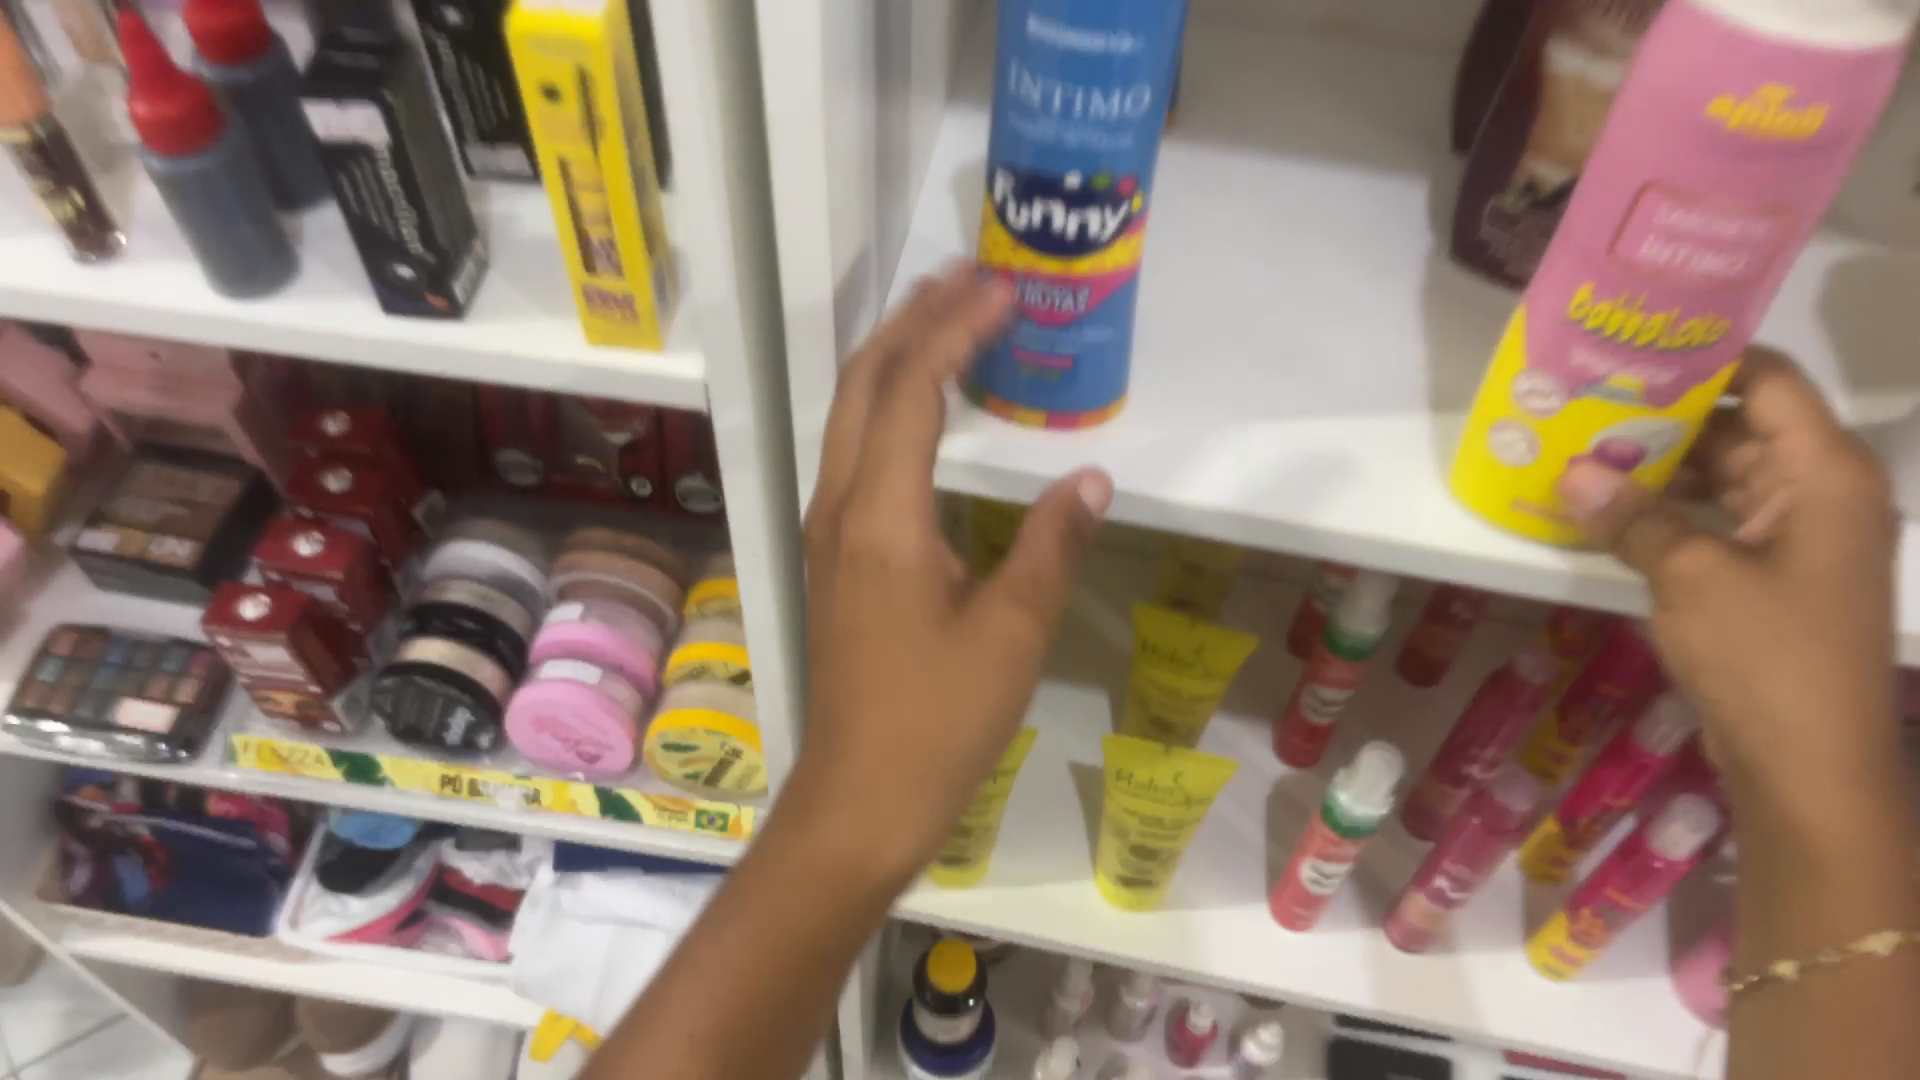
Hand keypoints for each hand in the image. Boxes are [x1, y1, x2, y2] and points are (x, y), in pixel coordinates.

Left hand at [793, 263, 1112, 879]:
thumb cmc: (937, 721)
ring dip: (894, 358)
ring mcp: (828, 530)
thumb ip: (1050, 545)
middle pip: (863, 384)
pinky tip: (924, 412)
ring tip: (944, 318)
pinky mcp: (834, 555)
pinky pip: (854, 453)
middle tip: (965, 276)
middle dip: (912, 320)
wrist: (860, 796)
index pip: (913, 391)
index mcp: (881, 515)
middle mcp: (839, 506)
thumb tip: (1090, 478)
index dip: (956, 331)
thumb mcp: (1011, 634)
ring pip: (850, 415)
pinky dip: (888, 408)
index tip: (1002, 290)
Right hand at [1556, 347, 1900, 816]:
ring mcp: (1787, 537)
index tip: (1639, 343)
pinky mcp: (1758, 573)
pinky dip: (1659, 507)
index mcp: (1822, 476)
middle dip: (1664, 412)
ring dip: (1654, 464)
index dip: (1714, 356)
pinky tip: (1600, 505)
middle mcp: (1812, 494)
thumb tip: (1571, 470)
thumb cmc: (1767, 650)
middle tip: (1583, 396)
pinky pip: (1705, 518)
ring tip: (1578, 444)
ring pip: (1716, 476)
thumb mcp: (1689, 573)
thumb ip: (1632, 516)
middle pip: (1739, 427)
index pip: (1773, 384)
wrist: (1806, 753)